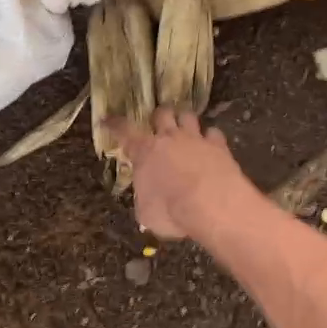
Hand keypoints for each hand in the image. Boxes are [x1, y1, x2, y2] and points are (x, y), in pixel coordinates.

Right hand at [106, 108, 249, 239]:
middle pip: (162, 113)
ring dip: (185, 120)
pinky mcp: (219, 145)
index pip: (124, 131)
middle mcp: (169, 138)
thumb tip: (147, 203)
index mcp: (145, 151)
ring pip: (188, 116)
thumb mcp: (147, 213)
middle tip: (160, 124)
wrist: (212, 205)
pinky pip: (213, 133)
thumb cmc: (171, 211)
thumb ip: (145, 201)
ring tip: (186, 128)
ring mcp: (195, 139)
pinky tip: (212, 145)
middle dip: (159, 116)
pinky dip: (211, 137)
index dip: (114, 124)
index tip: (107, 119)